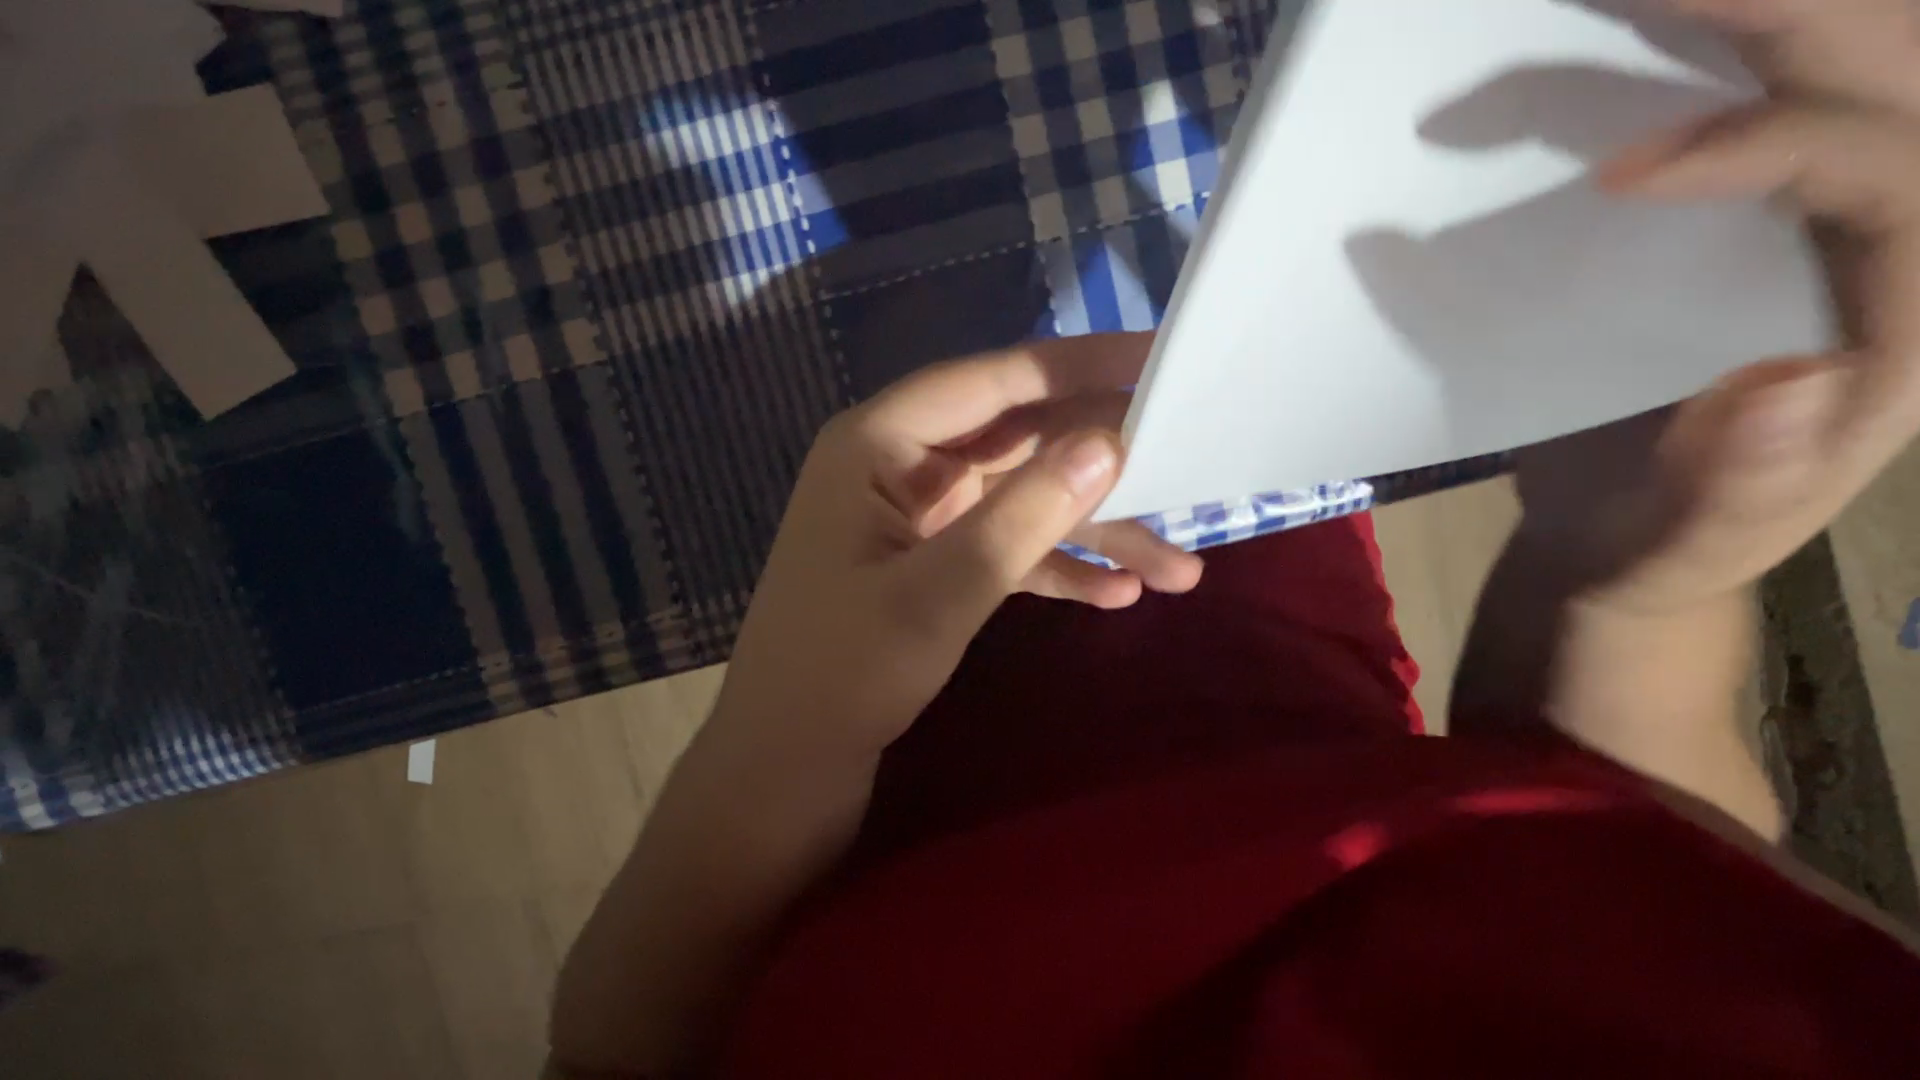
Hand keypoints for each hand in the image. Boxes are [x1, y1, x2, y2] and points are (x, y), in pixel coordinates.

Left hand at [714, 334, 1202, 754]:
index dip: (1078, 366)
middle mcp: (899, 467)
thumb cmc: (841, 673)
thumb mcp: (940, 591)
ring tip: (1179, 571)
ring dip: (1095, 532)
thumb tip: (1111, 442)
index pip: (993, 381)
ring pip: (1022, 501)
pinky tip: (1119, 595)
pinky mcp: (931, 566)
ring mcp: (917, 518)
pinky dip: (1058, 567)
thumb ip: (1024, 514)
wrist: (784, 766)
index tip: (1159, 359)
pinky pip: (1007, 548)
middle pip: (1018, 440)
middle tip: (1194, 465)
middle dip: (1103, 467)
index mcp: (878, 443)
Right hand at [1515, 0, 1919, 613]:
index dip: (1769, 150)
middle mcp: (1896, 244)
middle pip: (1898, 75)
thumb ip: (1735, 489)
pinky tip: (1618, 32)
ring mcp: (1827, 220)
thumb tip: (1782, 383)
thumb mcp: (1688, 545)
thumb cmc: (1662, 550)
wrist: (1631, 539)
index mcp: (1909, 323)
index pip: (1894, 178)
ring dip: (1745, 15)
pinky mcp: (1753, 219)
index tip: (1612, 174)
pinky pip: (1760, 100)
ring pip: (1848, 63)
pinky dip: (1700, 54)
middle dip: (1780, 13)